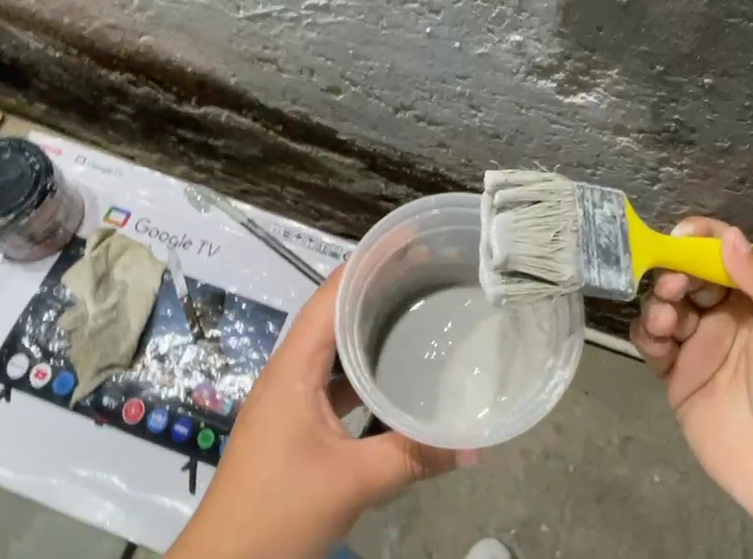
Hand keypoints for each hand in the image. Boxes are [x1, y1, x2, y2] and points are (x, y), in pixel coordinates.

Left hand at [166, 266, 472, 558]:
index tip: (410, 242)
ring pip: (334, 352)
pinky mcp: (295, 428)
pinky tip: (395, 379)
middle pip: (333, 316)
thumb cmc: (278, 510)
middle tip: (428, 273)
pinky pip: (334, 385)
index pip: (331, 296)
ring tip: (418, 313)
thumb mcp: (351, 482)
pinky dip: (364, 374)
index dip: (368, 263)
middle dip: (376, 290)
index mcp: (293, 368)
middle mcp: (288, 374)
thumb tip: (474, 446)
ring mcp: (289, 401)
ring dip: (370, 332)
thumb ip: (412, 458)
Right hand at [630, 219, 752, 534]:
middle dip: (672, 269)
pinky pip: (652, 343)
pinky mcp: (678, 377)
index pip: (724, 252)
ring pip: (665, 304)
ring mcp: (699, 346)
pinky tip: (656, 342)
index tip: (680, 235)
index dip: (701, 237)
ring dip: (657, 301)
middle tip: (673, 286)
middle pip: (686, 273)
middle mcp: (726, 315)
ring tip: (666, 321)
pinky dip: (646, 333)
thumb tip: (729, 235)